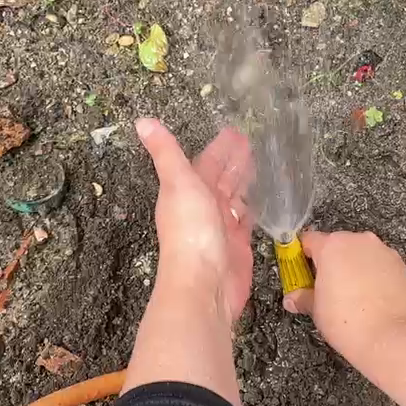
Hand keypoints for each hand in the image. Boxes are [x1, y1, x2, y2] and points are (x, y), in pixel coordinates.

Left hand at [137, 118, 254, 323]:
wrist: (204, 283)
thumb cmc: (190, 232)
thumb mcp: (177, 183)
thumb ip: (166, 152)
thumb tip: (142, 121)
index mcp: (186, 191)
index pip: (206, 163)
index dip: (220, 148)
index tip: (235, 131)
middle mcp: (203, 207)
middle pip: (221, 178)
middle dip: (234, 161)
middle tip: (252, 141)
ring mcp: (221, 226)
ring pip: (235, 196)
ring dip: (245, 181)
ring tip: (261, 164)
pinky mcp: (238, 244)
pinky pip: (247, 219)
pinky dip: (254, 207)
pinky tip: (262, 199)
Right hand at [282, 230, 405, 352]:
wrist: (393, 338)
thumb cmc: (351, 323)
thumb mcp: (317, 310)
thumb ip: (304, 298)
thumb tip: (293, 298)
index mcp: (332, 246)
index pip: (309, 240)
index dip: (301, 255)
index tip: (300, 271)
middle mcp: (359, 241)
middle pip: (337, 245)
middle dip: (329, 263)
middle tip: (324, 288)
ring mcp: (383, 251)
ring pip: (360, 254)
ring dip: (353, 268)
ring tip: (350, 296)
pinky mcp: (401, 265)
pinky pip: (380, 265)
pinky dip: (373, 276)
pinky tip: (370, 299)